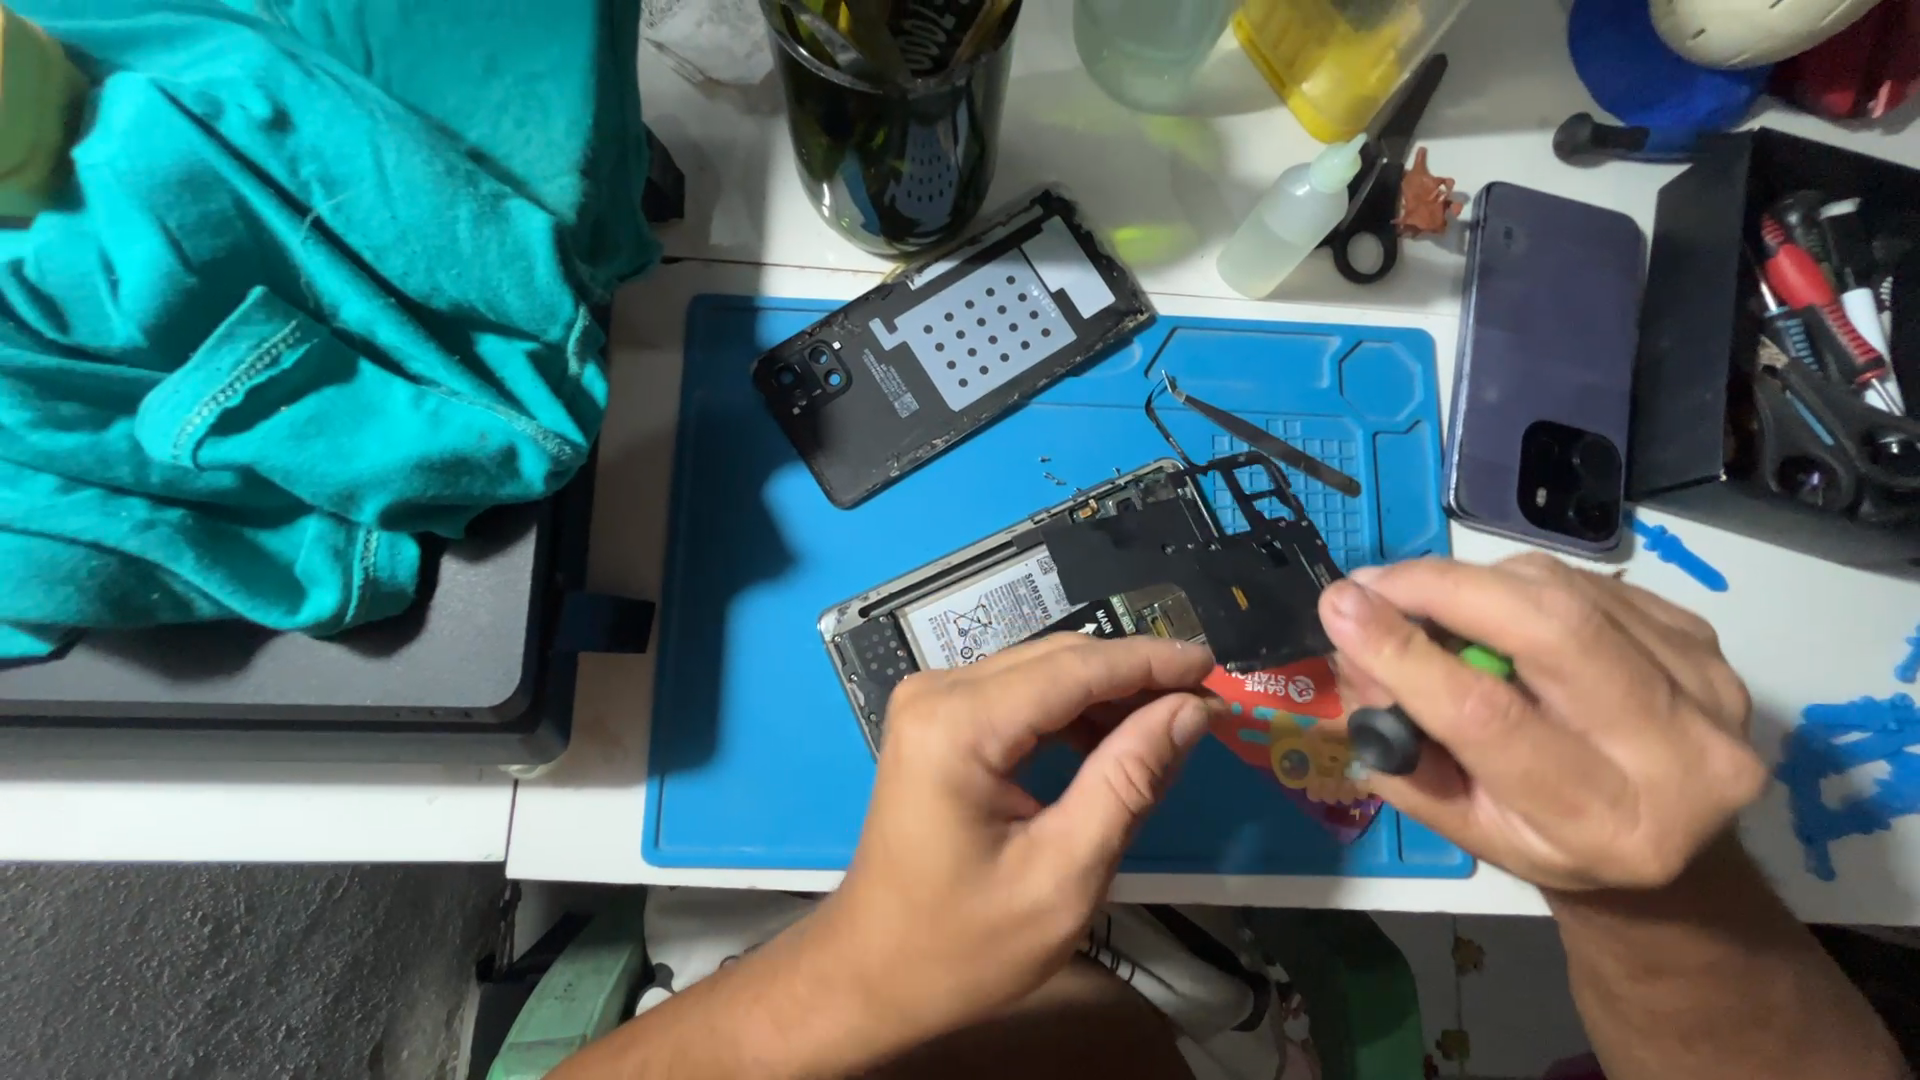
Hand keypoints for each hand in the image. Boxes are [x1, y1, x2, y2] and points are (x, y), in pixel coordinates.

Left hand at [815, 633, 1216, 1048]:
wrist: (872, 970)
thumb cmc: (964, 944)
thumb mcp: (1063, 875)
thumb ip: (1128, 782)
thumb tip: (1189, 709)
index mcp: (959, 724)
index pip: (1073, 668)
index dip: (1148, 662)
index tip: (1213, 664)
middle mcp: (937, 691)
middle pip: (1056, 659)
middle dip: (1133, 675)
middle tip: (1203, 700)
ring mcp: (931, 700)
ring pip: (1039, 671)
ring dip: (1105, 692)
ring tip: (1170, 720)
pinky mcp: (936, 718)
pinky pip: (1016, 694)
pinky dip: (1069, 711)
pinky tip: (1111, 737)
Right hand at [1319, 555, 1766, 890]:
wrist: (1675, 848)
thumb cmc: (1543, 838)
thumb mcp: (1458, 821)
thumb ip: (1397, 748)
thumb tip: (1352, 653)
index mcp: (1601, 819)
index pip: (1488, 717)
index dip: (1405, 654)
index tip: (1338, 607)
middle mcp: (1675, 753)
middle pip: (1552, 629)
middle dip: (1442, 588)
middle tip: (1370, 582)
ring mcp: (1703, 686)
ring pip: (1561, 592)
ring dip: (1470, 583)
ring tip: (1422, 602)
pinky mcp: (1703, 640)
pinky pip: (1583, 583)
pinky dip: (1514, 584)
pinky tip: (1492, 609)